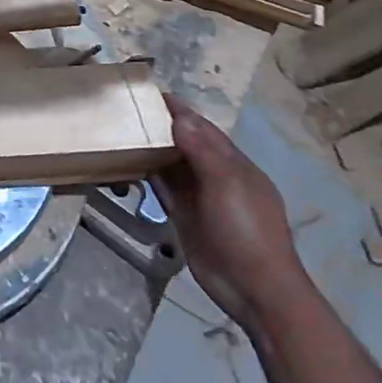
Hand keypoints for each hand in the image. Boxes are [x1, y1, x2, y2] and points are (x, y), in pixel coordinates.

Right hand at [154, 94, 306, 329]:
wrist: (256, 288)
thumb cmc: (246, 228)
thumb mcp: (226, 183)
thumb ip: (202, 149)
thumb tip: (181, 117)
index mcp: (233, 162)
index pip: (204, 128)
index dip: (182, 111)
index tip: (155, 94)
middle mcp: (215, 175)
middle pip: (186, 145)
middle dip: (164, 128)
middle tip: (131, 111)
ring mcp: (200, 198)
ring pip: (174, 167)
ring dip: (154, 152)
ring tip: (125, 134)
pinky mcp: (186, 218)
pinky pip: (165, 190)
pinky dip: (150, 177)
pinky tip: (131, 166)